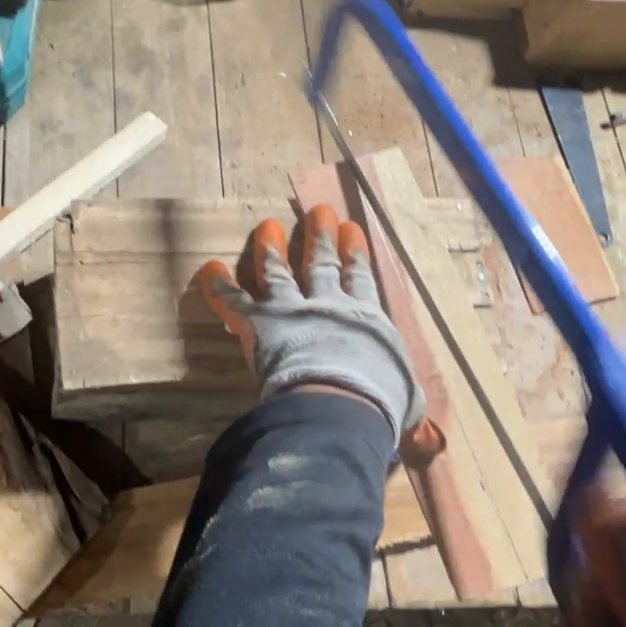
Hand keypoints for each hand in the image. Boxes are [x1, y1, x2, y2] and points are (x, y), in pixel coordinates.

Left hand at [192, 205, 424, 435]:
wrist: (340, 399)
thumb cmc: (378, 400)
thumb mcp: (404, 397)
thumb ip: (404, 396)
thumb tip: (415, 415)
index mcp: (365, 320)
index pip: (359, 280)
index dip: (355, 256)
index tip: (352, 230)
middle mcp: (327, 306)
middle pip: (321, 265)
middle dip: (319, 238)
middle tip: (319, 211)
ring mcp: (290, 310)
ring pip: (278, 273)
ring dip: (271, 249)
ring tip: (268, 225)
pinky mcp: (258, 323)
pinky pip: (232, 301)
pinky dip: (220, 286)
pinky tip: (210, 269)